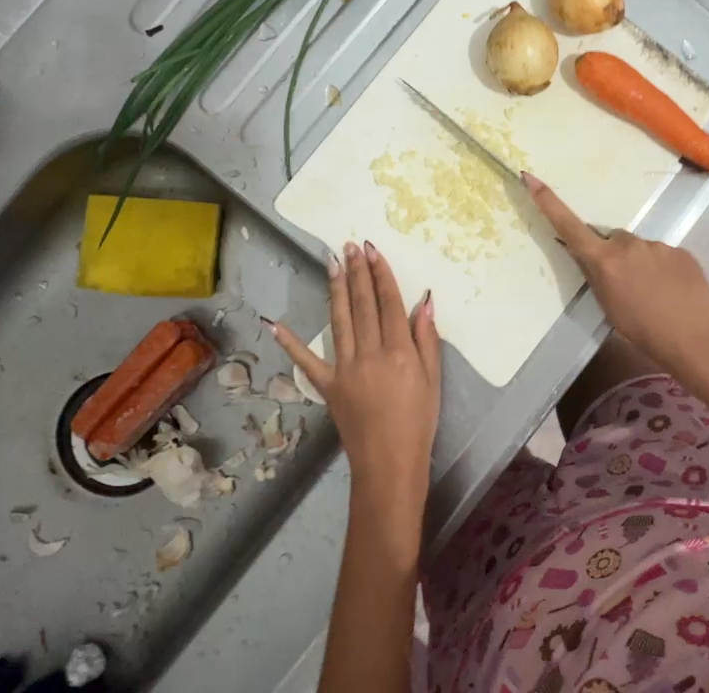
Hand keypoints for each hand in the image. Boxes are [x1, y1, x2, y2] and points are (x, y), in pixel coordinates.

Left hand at [274, 241, 440, 525]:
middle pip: (363, 304)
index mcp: (399, 352)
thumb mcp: (433, 379)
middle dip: (357, 272)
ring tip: (333, 261)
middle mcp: (370, 354)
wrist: (389, 464)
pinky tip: (276, 323)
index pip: (389, 302)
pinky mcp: (327, 386)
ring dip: (336, 288)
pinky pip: (307, 361)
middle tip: (350, 245)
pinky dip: (290, 342)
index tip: (373, 250)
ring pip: (339, 320)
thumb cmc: (418, 422)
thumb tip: (424, 300)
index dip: (381, 274)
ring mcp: (345, 369)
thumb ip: (427, 339)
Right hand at [522, 171, 708, 366]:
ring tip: (653, 296)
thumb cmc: (646, 332)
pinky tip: (671, 294)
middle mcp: (629, 245)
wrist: (698, 339)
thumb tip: (588, 258)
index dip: (549, 202)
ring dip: (640, 266)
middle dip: (613, 255)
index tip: (532, 178)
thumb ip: (597, 278)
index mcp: (606, 260)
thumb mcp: (610, 309)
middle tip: (624, 287)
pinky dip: (662, 271)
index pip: (571, 227)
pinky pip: (663, 256)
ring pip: (639, 250)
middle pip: (612, 241)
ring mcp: (658, 245)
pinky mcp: (681, 251)